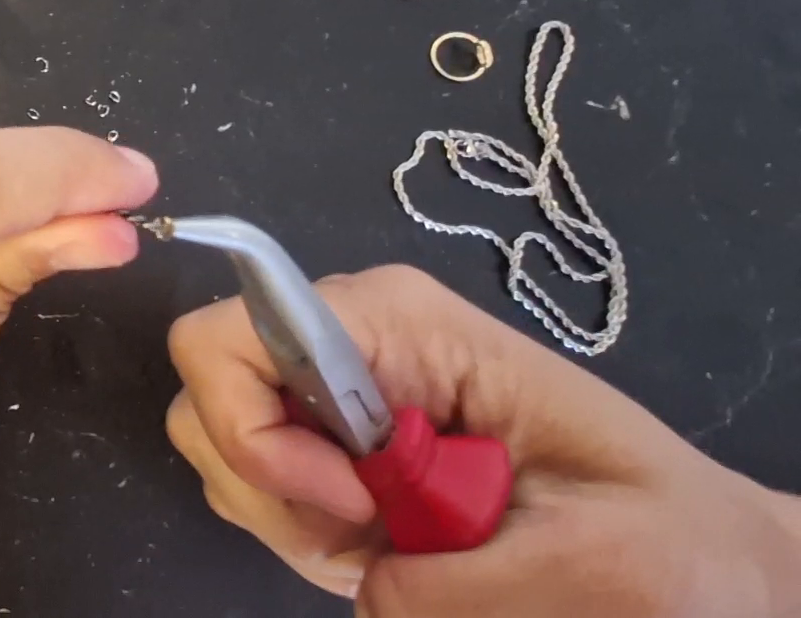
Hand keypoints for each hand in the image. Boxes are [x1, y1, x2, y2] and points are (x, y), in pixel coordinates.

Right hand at [165, 265, 800, 616]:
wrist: (705, 552)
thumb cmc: (675, 539)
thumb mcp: (595, 568)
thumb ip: (455, 586)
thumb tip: (359, 591)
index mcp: (386, 319)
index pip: (221, 339)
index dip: (247, 427)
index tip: (345, 501)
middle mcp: (335, 331)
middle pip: (205, 392)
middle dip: (263, 481)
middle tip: (361, 536)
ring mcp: (321, 378)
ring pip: (214, 434)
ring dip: (278, 509)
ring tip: (376, 544)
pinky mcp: (319, 423)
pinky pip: (249, 471)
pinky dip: (289, 521)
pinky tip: (365, 539)